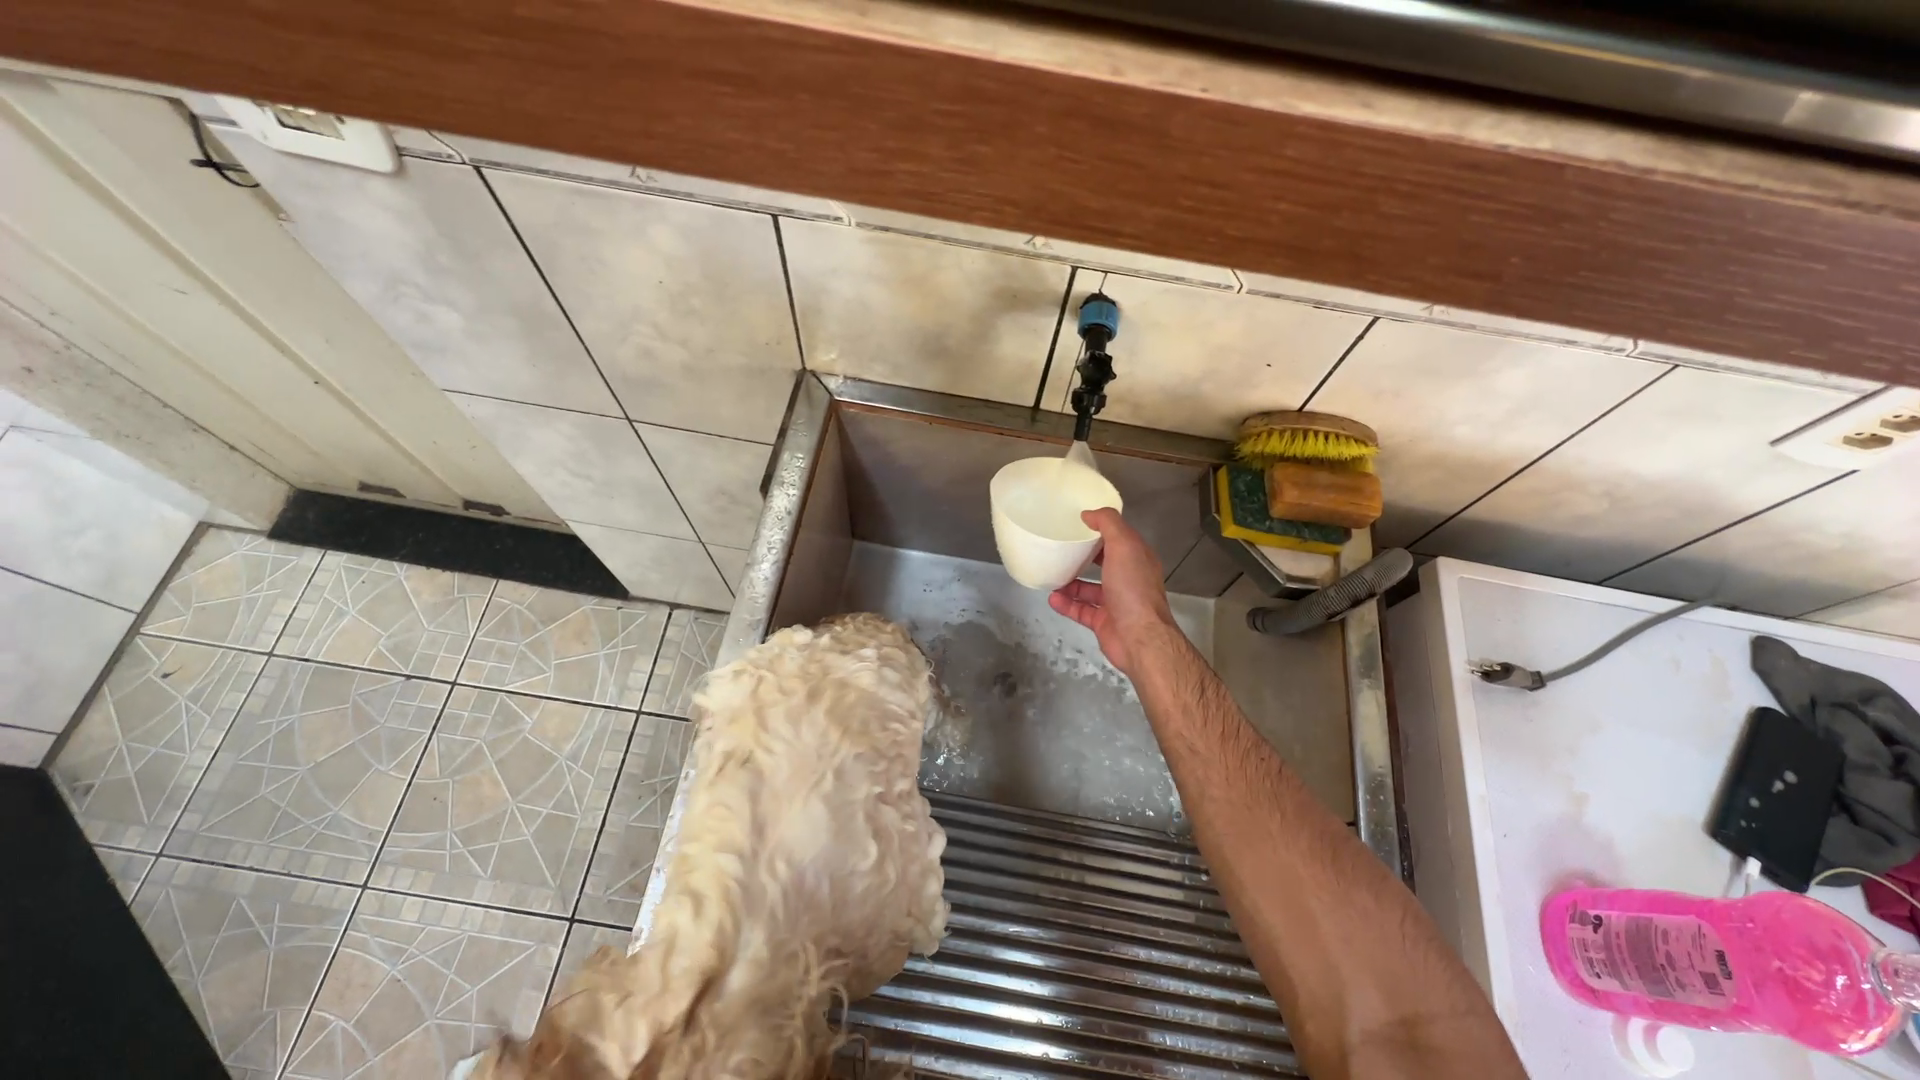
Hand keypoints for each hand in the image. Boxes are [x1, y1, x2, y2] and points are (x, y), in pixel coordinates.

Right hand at [1048, 507, 1178, 676]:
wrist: (1140, 638)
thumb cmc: (1133, 588)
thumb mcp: (1124, 545)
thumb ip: (1108, 524)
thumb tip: (1089, 514)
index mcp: (1138, 559)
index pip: (1120, 539)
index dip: (1102, 529)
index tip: (1078, 523)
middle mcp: (1129, 579)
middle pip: (1104, 563)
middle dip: (1084, 556)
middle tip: (1061, 548)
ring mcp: (1116, 602)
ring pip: (1090, 588)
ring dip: (1071, 582)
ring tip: (1051, 574)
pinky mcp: (1103, 622)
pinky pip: (1081, 610)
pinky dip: (1066, 604)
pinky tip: (1052, 598)